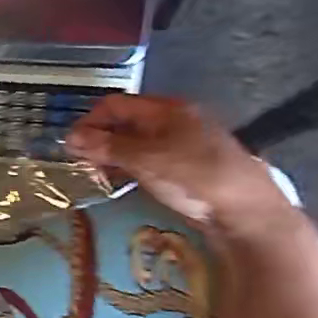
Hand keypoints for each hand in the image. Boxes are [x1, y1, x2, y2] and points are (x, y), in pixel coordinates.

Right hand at [65, 95, 296, 239]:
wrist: (246, 212)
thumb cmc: (194, 176)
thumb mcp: (144, 159)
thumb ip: (106, 146)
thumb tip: (71, 137)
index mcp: (166, 109)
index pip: (115, 104)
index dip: (89, 121)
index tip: (70, 145)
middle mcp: (174, 120)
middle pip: (125, 121)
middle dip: (99, 138)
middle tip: (80, 161)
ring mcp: (183, 143)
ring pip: (137, 141)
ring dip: (113, 154)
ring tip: (97, 173)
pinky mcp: (188, 165)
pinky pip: (150, 157)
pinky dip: (131, 165)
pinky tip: (123, 181)